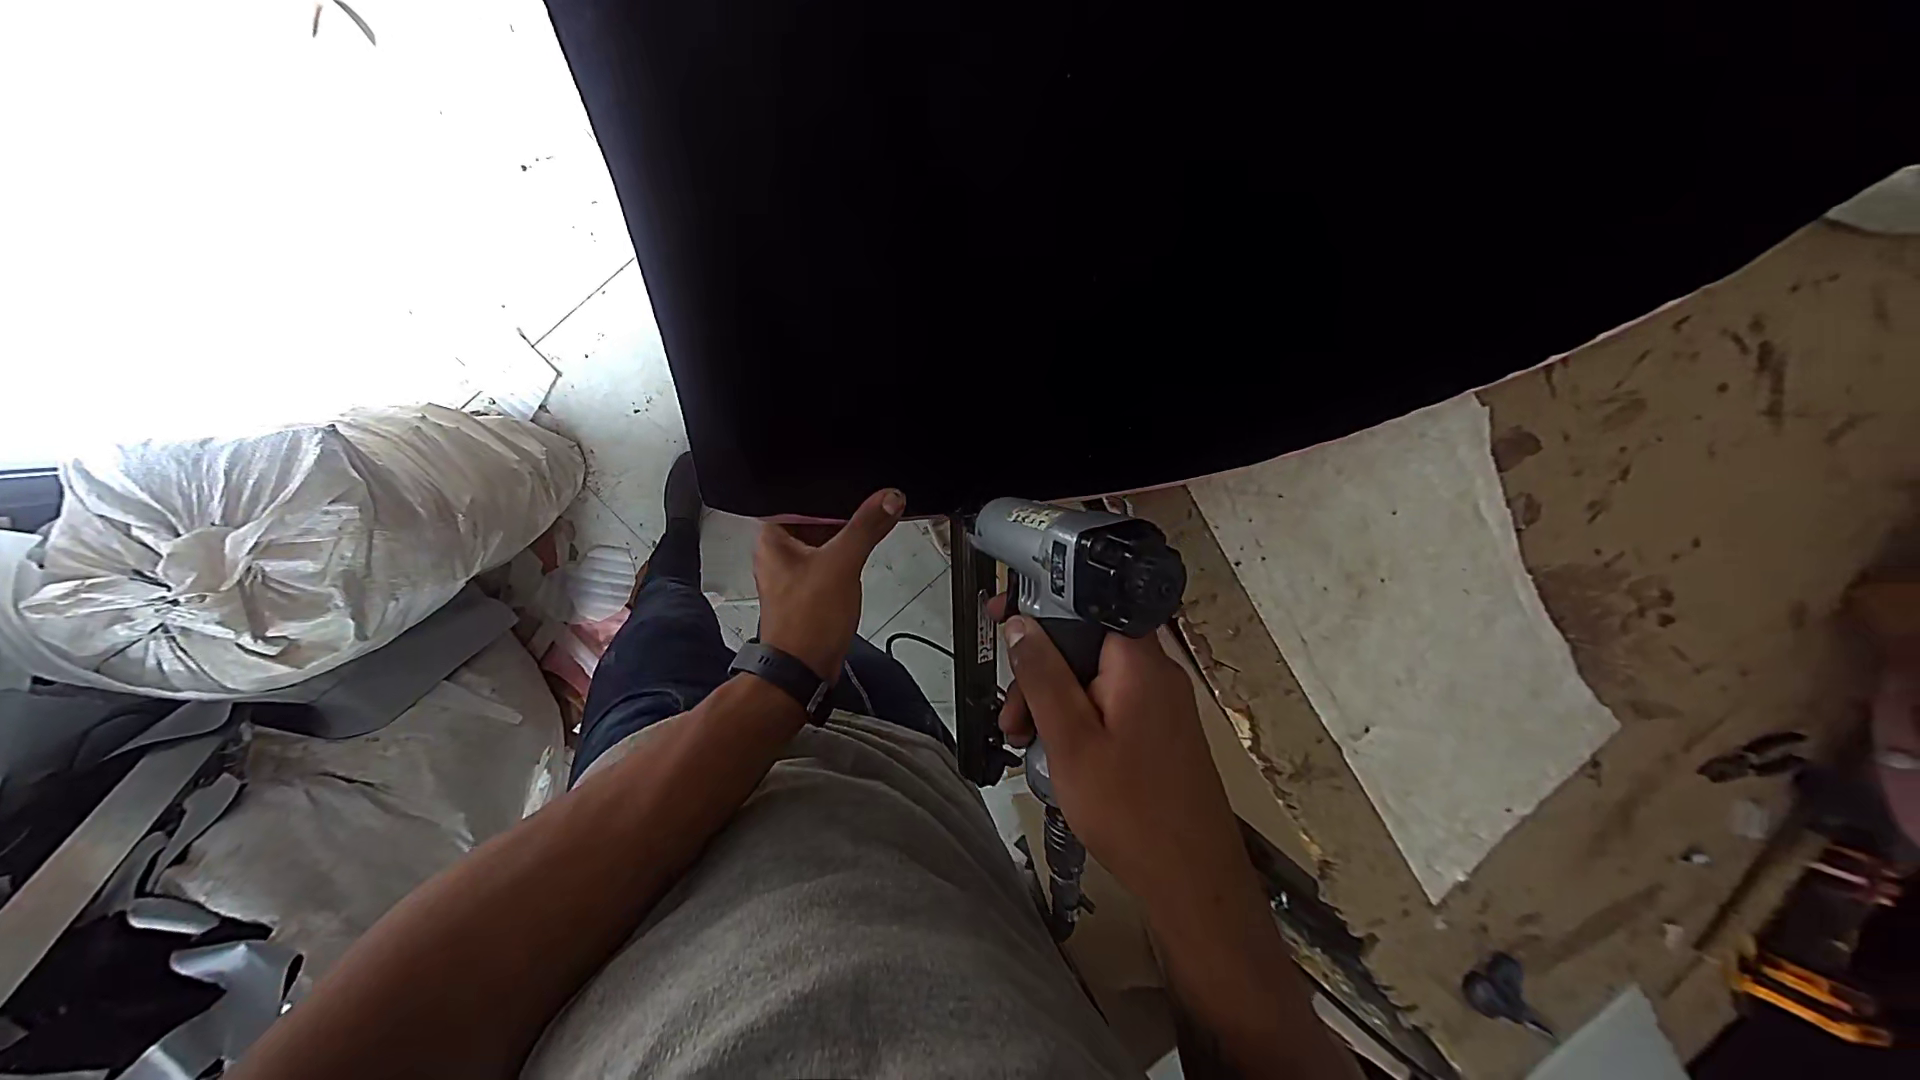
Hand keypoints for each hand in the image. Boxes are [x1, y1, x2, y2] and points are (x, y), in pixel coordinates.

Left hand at [753, 489, 904, 680]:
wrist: (803, 669)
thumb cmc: (806, 622)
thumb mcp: (842, 563)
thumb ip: (867, 527)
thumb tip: (889, 498)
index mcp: (772, 537)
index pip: (805, 498)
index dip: (833, 493)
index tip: (862, 491)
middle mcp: (778, 552)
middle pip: (817, 518)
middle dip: (844, 516)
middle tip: (870, 512)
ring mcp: (793, 571)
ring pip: (826, 540)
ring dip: (847, 538)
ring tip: (867, 535)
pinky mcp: (809, 588)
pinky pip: (830, 561)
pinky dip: (846, 557)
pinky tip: (859, 560)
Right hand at [993, 599, 1251, 916]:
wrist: (1193, 882)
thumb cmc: (1130, 811)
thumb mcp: (1070, 740)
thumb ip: (1042, 676)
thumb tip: (1021, 624)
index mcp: (1137, 662)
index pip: (1088, 603)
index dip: (1042, 603)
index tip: (1003, 614)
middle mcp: (1155, 672)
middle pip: (1085, 645)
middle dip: (1039, 671)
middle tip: (1013, 717)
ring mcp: (1160, 703)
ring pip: (1093, 678)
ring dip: (1054, 701)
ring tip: (1027, 744)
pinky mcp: (1159, 731)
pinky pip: (1109, 706)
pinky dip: (1078, 720)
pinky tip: (1058, 755)